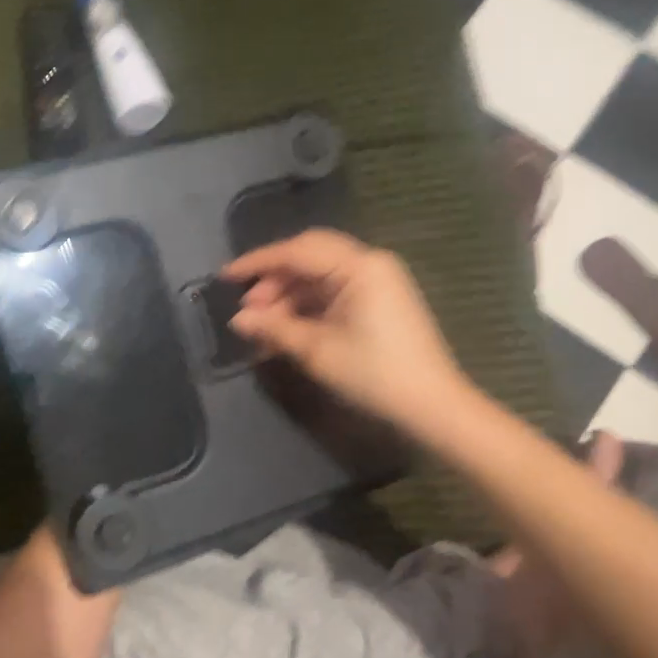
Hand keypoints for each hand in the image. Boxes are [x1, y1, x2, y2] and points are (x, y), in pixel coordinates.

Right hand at [223, 229, 463, 428]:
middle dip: (274, 278)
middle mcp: (370, 263)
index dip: (258, 262)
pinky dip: (308, 305)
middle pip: (309, 256)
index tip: (226, 276)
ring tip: (264, 324)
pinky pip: (334, 291)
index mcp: (359, 266)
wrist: (432, 406)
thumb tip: (238, 320)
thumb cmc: (374, 374)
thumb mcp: (318, 351)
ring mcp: (378, 281)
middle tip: (248, 307)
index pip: (298, 251)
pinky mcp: (379, 301)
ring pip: (320, 275)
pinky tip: (287, 328)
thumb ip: (274, 329)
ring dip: (289, 295)